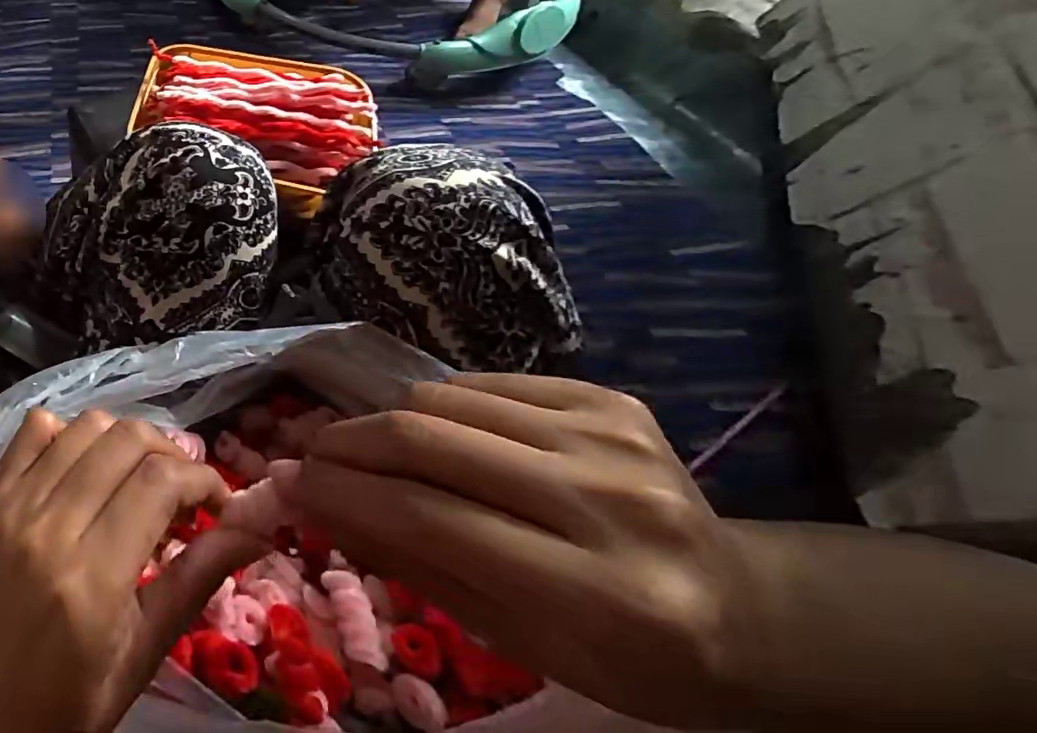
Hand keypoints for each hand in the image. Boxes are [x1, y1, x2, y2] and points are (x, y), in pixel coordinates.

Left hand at [0, 410, 266, 732]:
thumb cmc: (62, 703)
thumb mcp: (141, 655)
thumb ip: (195, 580)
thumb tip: (254, 530)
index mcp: (93, 578)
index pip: (161, 483)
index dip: (203, 480)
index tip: (219, 503)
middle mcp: (51, 525)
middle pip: (127, 439)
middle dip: (171, 454)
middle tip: (183, 493)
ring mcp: (13, 503)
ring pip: (85, 425)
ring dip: (126, 440)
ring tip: (138, 478)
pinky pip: (33, 429)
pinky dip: (69, 432)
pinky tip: (84, 466)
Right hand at [292, 374, 757, 728]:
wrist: (746, 611)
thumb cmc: (621, 653)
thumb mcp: (510, 636)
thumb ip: (408, 559)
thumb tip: (314, 499)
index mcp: (595, 593)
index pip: (427, 516)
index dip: (342, 492)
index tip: (289, 481)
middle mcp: (606, 500)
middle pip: (426, 437)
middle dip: (348, 441)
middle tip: (311, 453)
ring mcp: (610, 435)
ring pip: (443, 397)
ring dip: (388, 421)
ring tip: (374, 447)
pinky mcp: (609, 397)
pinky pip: (480, 382)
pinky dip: (440, 406)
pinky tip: (443, 435)